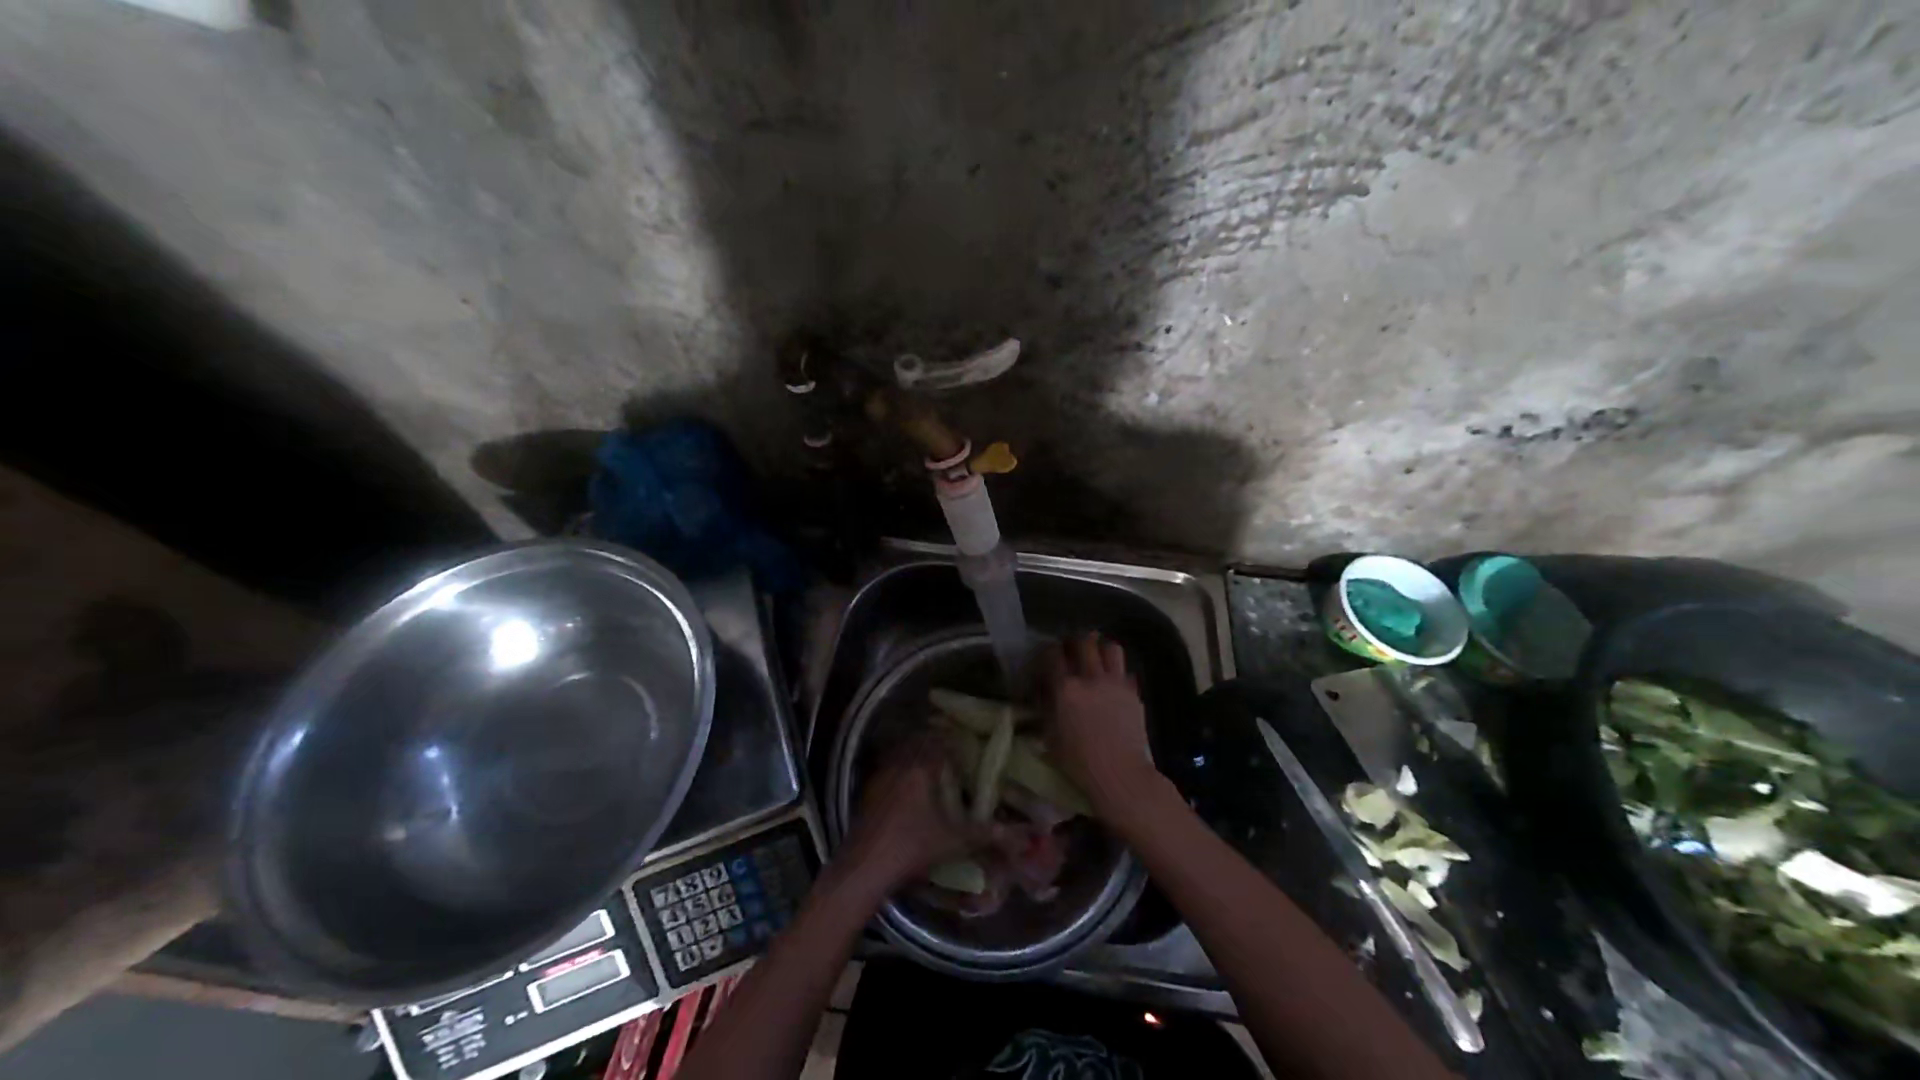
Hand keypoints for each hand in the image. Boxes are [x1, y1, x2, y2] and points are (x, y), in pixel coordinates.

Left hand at [841, 737, 974, 887]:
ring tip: (930, 767)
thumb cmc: (912, 847)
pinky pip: (888, 771)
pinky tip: (907, 789)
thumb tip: (1011, 832)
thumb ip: (982, 833)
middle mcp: (899, 766)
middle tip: (949, 752)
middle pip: (917, 744)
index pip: (939, 744)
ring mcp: (880, 778)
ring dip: (914, 756)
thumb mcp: (952, 841)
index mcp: (920, 769)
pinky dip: (900, 772)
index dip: (952, 742)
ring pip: (900, 756)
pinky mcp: (867, 793)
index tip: (964, 745)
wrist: (865, 867)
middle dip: (933, 745)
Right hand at [1042, 634, 1162, 815]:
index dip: (1048, 652)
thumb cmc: (1078, 762)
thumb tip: (1046, 693)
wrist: (1120, 774)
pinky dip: (1117, 672)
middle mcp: (1090, 678)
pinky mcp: (1133, 693)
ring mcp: (1115, 683)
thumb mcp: (1050, 736)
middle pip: (1083, 643)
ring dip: (1101, 649)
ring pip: (1110, 648)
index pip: (1053, 655)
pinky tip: (1112, 683)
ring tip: (1096, 657)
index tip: (1046, 658)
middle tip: (1071, 650)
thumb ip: (1047, 709)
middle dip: (1075, 642)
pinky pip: (1125, 671)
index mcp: (1066, 688)